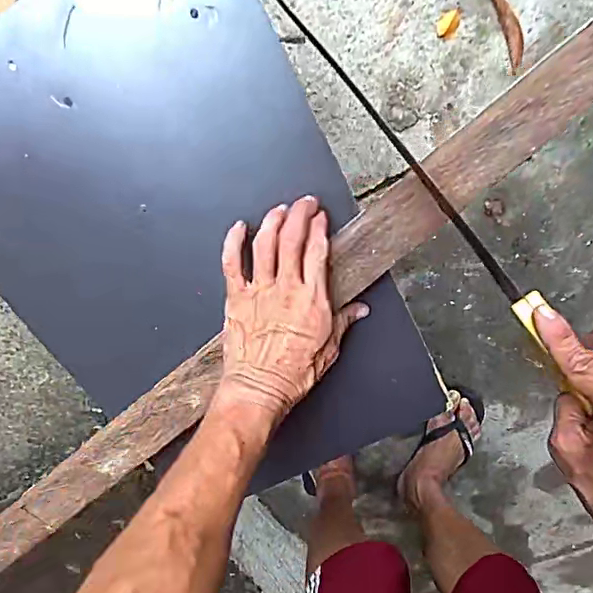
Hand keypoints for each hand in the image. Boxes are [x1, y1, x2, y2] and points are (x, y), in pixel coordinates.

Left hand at [214, 196, 367, 420]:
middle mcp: (286, 289)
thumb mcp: (329, 349)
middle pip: (292, 239)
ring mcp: (259, 291)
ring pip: (265, 243)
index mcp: (312, 300)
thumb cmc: (293, 374)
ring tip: (279, 209)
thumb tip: (360, 310)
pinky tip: (239, 228)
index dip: (319, 229)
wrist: (259, 388)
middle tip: (304, 203)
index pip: (317, 252)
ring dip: (273, 220)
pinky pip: (232, 262)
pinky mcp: (236, 298)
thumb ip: (343, 322)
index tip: (321, 218)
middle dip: (300, 214)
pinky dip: (234, 241)